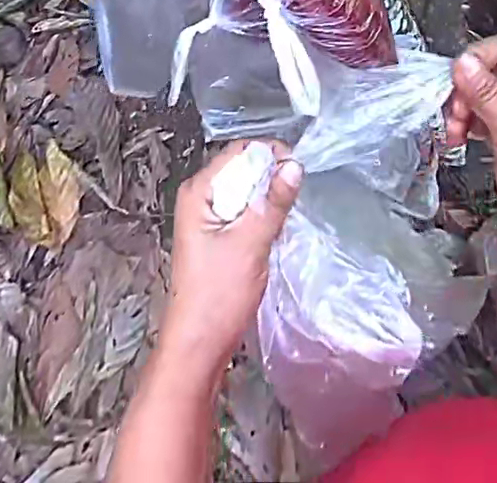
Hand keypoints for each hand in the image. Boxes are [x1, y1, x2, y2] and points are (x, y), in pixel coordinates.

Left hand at [160, 139, 302, 367]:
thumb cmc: (218, 294)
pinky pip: (243, 212)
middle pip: (240, 169)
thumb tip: (294, 166)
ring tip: (287, 211)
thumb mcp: (250, 244)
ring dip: (266, 197)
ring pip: (244, 192)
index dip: (268, 154)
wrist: (198, 344)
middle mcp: (199, 197)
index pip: (237, 153)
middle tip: (297, 190)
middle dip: (269, 176)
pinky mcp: (216, 237)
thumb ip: (272, 203)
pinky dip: (260, 215)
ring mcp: (206, 218)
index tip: (298, 166)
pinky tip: (273, 229)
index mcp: (198, 191)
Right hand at [449, 35, 496, 260]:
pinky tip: (457, 138)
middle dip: (463, 90)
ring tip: (454, 133)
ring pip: (477, 91)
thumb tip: (461, 61)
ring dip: (460, 108)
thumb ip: (487, 96)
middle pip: (486, 71)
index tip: (455, 84)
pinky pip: (478, 112)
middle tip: (453, 116)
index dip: (476, 60)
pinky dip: (464, 122)